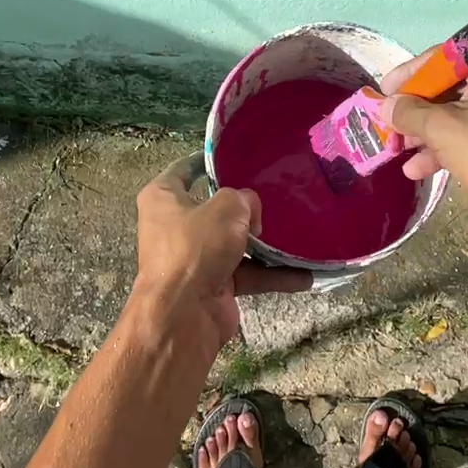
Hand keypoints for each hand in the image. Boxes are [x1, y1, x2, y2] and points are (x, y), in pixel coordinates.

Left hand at [133, 153, 310, 351]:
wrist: (184, 314)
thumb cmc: (196, 246)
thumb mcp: (226, 206)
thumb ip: (244, 198)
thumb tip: (250, 212)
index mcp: (163, 197)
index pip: (185, 169)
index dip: (209, 160)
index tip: (236, 153)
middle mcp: (174, 225)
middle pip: (214, 207)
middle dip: (244, 206)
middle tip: (276, 194)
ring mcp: (194, 257)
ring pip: (234, 243)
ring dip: (266, 244)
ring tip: (298, 232)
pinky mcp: (213, 284)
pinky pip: (248, 273)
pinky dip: (273, 275)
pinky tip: (304, 274)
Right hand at [379, 41, 467, 227]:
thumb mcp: (443, 129)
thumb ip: (409, 112)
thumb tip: (385, 106)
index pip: (443, 57)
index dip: (410, 75)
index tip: (385, 91)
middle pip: (451, 86)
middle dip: (418, 110)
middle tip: (390, 124)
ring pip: (461, 112)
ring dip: (428, 132)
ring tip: (399, 151)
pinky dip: (449, 145)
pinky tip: (419, 168)